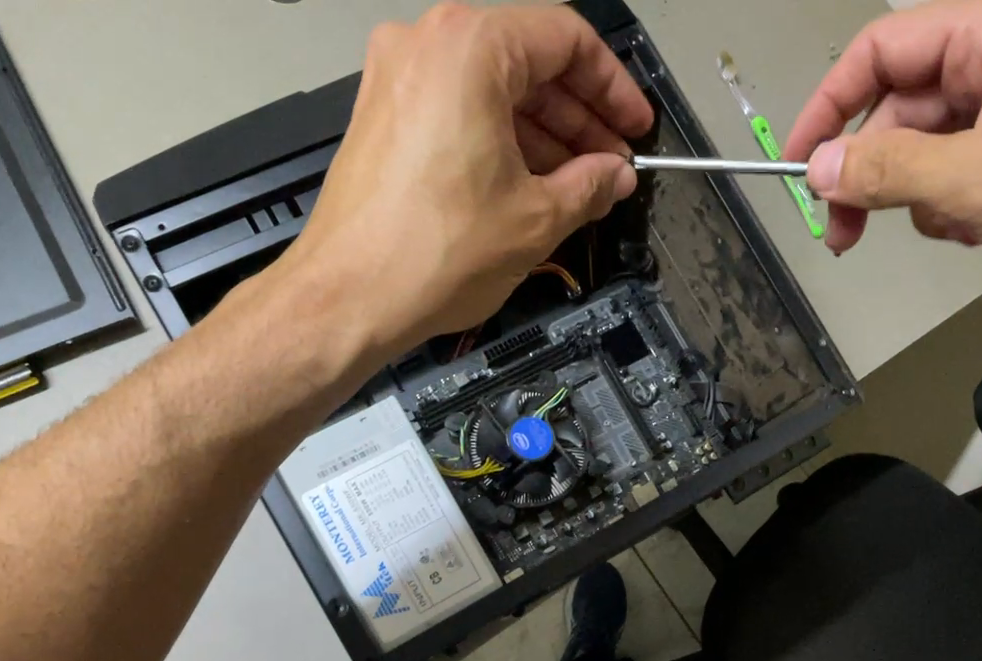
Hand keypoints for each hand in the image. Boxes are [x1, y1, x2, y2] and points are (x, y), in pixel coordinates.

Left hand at [276, 3, 652, 359]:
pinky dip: (499, 141)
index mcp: (470, 49)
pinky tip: (529, 186)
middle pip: (527, 62)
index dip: (613, 87)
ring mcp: (397, 81)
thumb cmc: (430, 255)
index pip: (566, 39)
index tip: (634, 127)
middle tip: (611, 165)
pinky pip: (458, 112)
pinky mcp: (383, 119)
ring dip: (542, 134)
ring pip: (492, 90)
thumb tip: (615, 177)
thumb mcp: (536, 221)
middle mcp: (426, 47)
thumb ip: (590, 187)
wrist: (348, 299)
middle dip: (579, 118)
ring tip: (578, 186)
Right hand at [784, 0, 981, 291]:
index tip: (799, 165)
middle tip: (845, 234)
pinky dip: (956, 204)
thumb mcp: (980, 179)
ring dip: (919, 194)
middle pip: (903, 104)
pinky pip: (968, 168)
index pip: (883, 48)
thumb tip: (820, 167)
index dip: (829, 106)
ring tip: (950, 228)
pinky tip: (979, 229)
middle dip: (870, 172)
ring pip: (933, 144)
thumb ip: (887, 170)